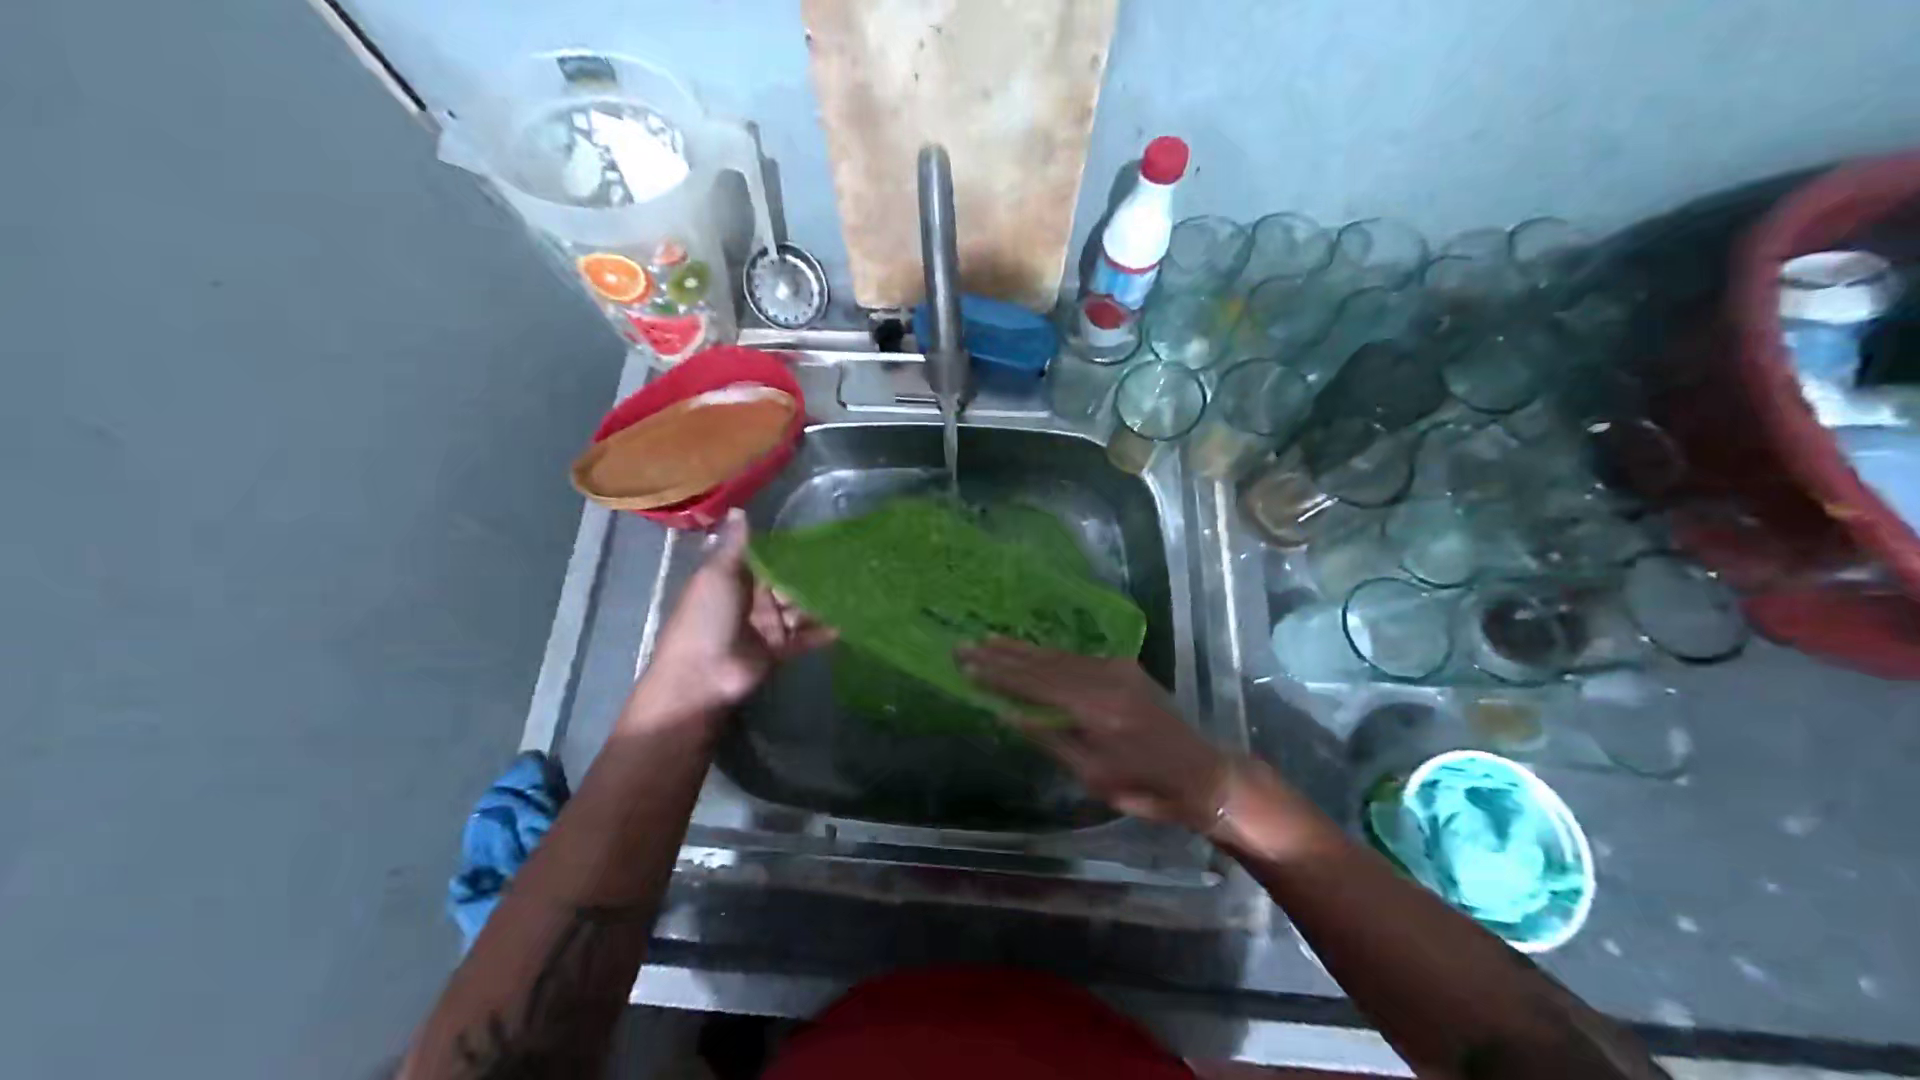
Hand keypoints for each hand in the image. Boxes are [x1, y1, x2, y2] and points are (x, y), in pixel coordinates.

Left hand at [639, 508, 834, 717]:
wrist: (700, 677)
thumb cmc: (706, 618)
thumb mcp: (717, 575)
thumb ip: (734, 545)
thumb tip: (739, 509)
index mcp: (735, 579)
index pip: (767, 559)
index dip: (789, 548)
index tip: (820, 534)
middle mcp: (753, 600)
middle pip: (788, 583)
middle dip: (812, 575)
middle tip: (847, 561)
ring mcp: (767, 626)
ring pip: (800, 609)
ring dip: (821, 602)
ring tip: (854, 588)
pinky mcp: (779, 650)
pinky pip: (806, 637)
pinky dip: (824, 631)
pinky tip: (848, 621)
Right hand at [956, 638, 1229, 830]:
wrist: (1203, 775)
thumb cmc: (1146, 788)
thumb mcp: (1093, 776)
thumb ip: (1050, 740)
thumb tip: (1008, 714)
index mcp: (1094, 712)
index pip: (1034, 687)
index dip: (998, 676)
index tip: (967, 665)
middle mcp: (1104, 681)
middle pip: (1042, 664)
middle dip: (1001, 656)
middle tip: (966, 646)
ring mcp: (1118, 670)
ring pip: (1059, 656)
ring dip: (1022, 649)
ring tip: (989, 640)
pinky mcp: (1127, 668)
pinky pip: (1079, 658)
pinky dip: (1050, 655)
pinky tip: (1030, 651)